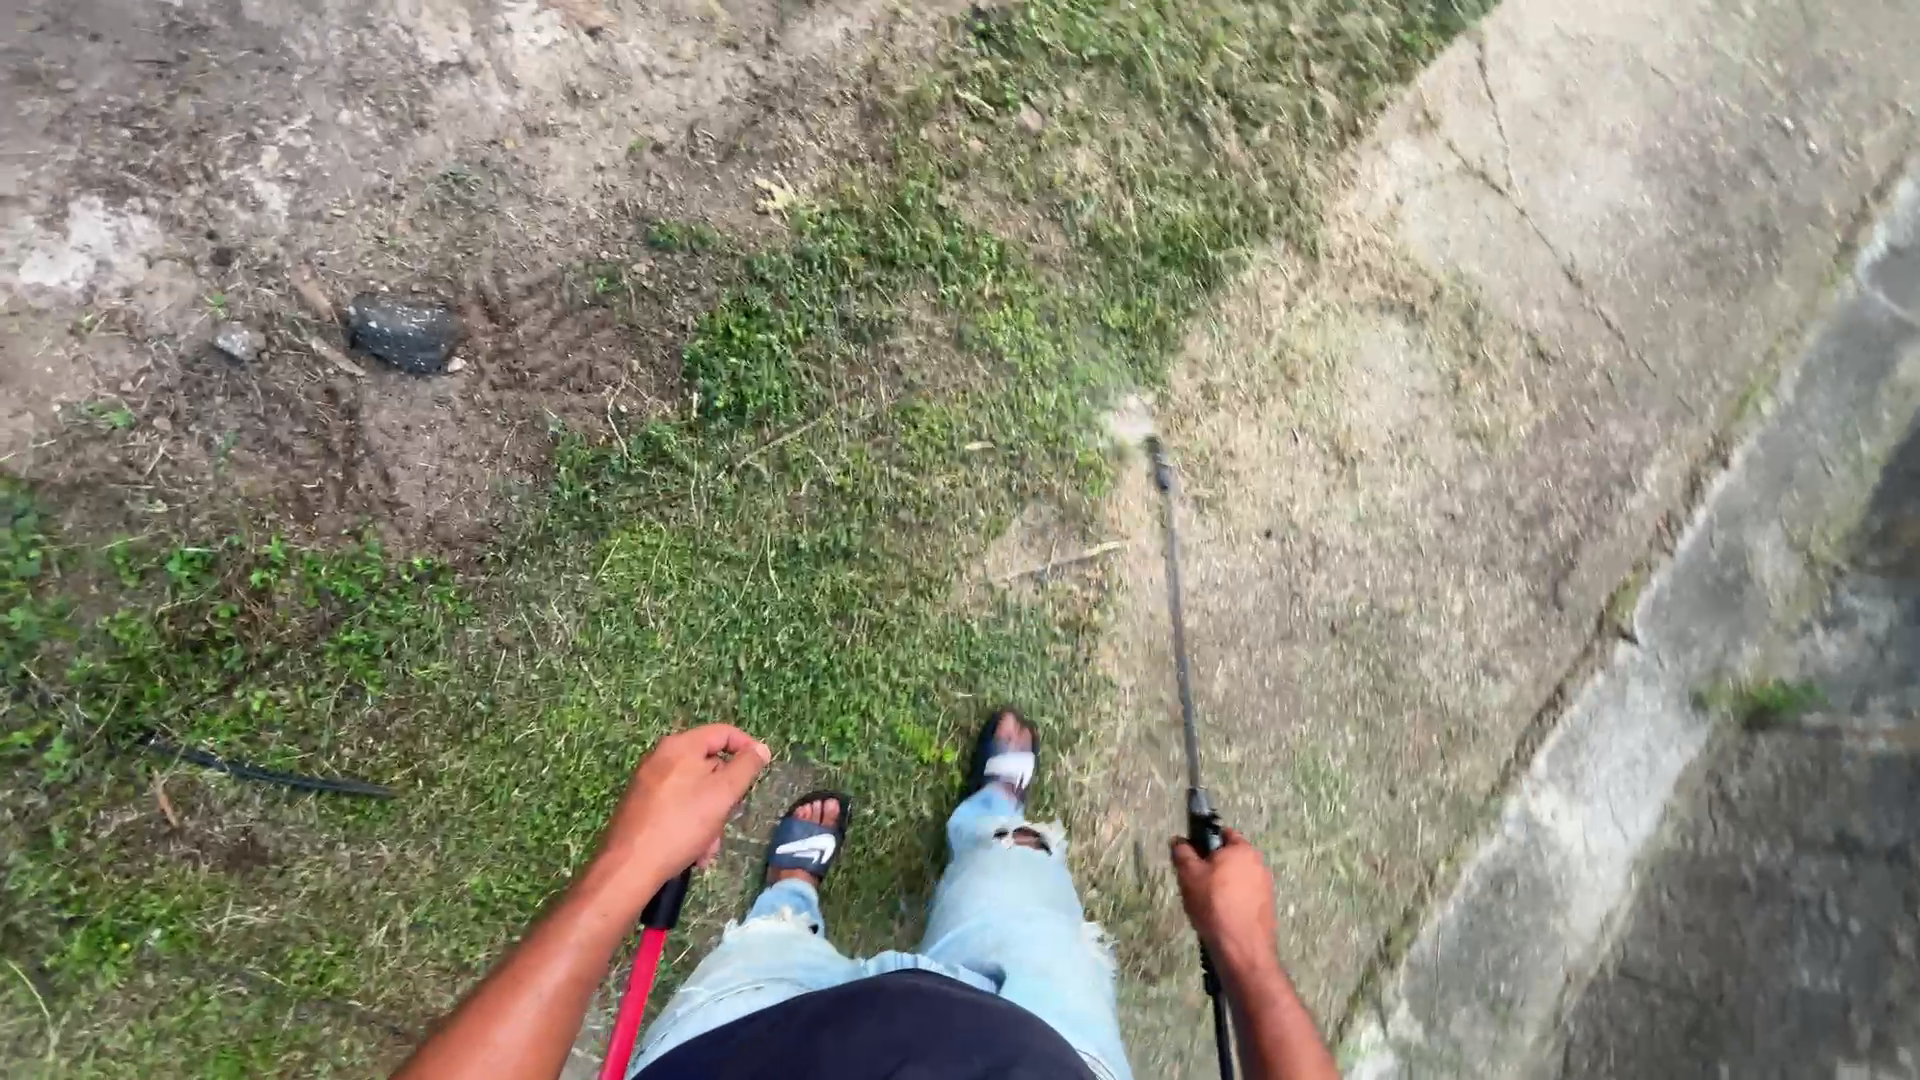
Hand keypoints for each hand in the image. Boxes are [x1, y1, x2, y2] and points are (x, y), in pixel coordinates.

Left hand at [592, 724, 770, 895]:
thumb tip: (760, 748)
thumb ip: (746, 766)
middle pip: (709, 765)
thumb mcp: (724, 793)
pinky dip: (690, 823)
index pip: (723, 733)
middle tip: (728, 817)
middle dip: (724, 795)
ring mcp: (648, 782)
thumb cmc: (681, 824)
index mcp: (680, 746)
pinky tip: (692, 851)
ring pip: (695, 790)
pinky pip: (677, 805)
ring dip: (709, 816)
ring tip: (707, 847)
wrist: (628, 868)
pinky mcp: (640, 805)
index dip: (747, 748)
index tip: (760, 770)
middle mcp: (661, 757)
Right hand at [1170, 828, 1279, 978]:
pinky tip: (1220, 915)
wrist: (1242, 949)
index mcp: (1242, 849)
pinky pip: (1245, 895)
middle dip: (1213, 864)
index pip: (1222, 832)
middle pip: (1230, 856)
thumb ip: (1182, 852)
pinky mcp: (1267, 908)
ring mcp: (1266, 887)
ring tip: (1206, 901)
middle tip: (1195, 880)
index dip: (1205, 840)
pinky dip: (1233, 900)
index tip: (1192, 855)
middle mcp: (1259, 863)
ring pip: (1237, 877)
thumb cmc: (1214, 903)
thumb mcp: (1188, 874)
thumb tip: (1179, 841)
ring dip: (1223, 883)